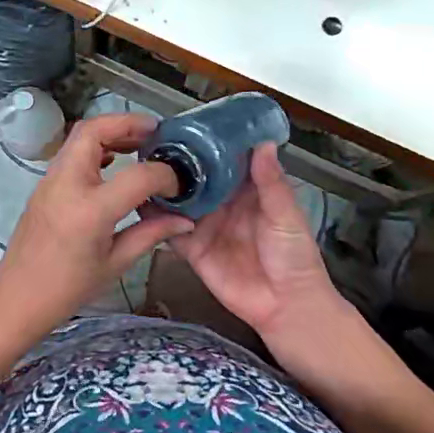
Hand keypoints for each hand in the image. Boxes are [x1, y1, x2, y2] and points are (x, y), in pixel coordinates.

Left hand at [0, 113, 194, 338]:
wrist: (18, 296)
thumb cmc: (68, 288)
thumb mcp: (115, 263)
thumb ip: (151, 234)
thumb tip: (185, 220)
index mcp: (90, 209)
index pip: (137, 175)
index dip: (164, 175)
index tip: (176, 184)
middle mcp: (67, 183)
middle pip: (96, 130)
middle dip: (128, 123)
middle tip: (156, 133)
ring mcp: (51, 179)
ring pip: (80, 135)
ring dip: (110, 130)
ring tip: (139, 142)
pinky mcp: (45, 184)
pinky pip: (71, 151)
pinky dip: (95, 145)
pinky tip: (114, 161)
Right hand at [162, 143, 358, 377]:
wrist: (286, 306)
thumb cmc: (294, 257)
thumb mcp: (286, 215)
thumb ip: (270, 183)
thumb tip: (262, 143)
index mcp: (249, 191)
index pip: (225, 161)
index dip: (208, 144)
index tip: (186, 126)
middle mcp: (224, 204)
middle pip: (197, 179)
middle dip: (178, 165)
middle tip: (152, 146)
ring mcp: (206, 227)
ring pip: (180, 203)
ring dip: (163, 189)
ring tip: (139, 169)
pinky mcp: (192, 250)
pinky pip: (170, 233)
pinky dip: (155, 220)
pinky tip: (139, 204)